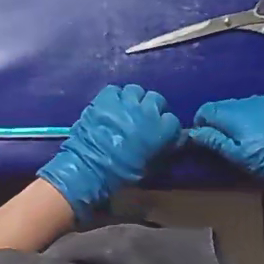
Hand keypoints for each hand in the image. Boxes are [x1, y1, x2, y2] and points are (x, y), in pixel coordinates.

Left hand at [38, 84, 182, 221]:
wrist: (90, 168)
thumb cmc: (122, 173)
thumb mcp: (151, 166)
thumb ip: (164, 149)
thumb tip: (173, 142)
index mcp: (162, 130)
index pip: (173, 121)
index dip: (166, 127)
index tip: (160, 132)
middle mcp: (147, 111)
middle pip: (156, 100)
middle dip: (152, 108)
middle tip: (143, 118)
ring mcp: (126, 102)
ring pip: (135, 90)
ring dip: (133, 99)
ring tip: (126, 109)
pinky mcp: (105, 98)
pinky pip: (114, 90)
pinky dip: (114, 97)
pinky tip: (111, 106)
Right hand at [186, 95, 263, 179]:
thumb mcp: (236, 155)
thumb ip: (214, 140)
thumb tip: (194, 132)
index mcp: (231, 114)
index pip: (205, 110)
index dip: (201, 123)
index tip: (206, 137)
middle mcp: (244, 101)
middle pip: (222, 106)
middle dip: (220, 121)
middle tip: (227, 139)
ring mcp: (263, 99)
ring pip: (240, 105)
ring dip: (238, 116)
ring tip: (247, 134)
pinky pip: (258, 105)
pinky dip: (255, 114)